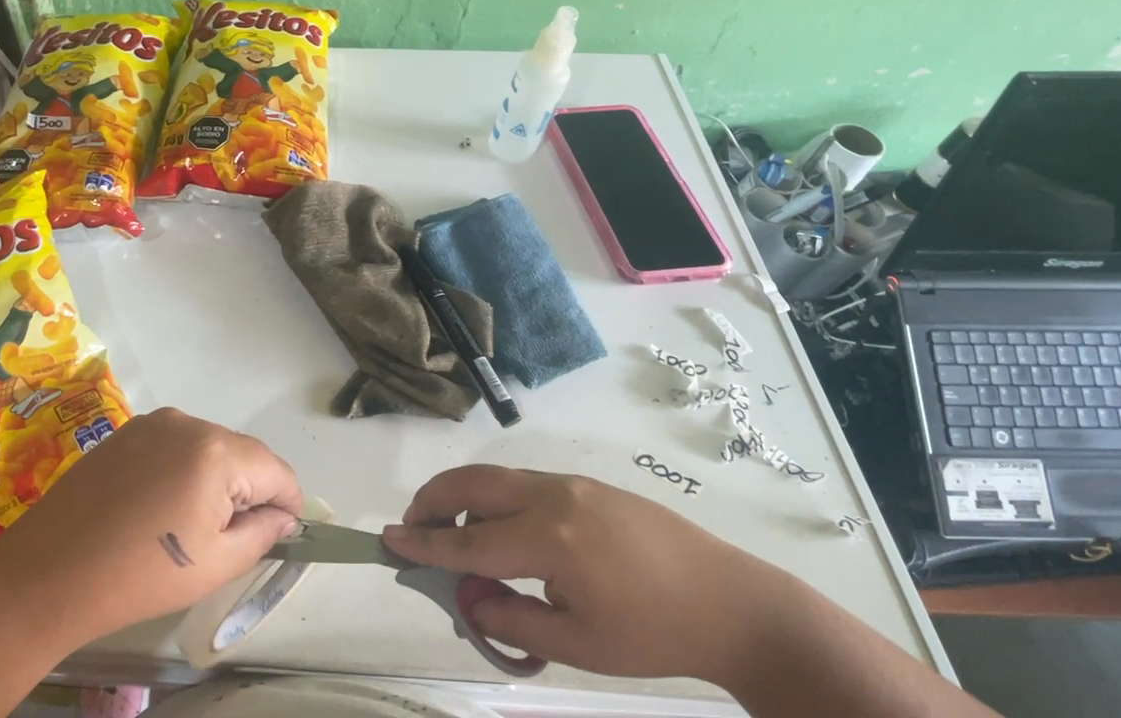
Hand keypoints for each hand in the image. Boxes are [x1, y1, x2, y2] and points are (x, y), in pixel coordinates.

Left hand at [0, 408, 302, 640]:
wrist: (51, 570)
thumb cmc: (140, 574)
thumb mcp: (216, 564)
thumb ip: (262, 533)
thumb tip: (283, 516)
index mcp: (216, 452)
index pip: (276, 470)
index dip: (287, 504)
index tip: (280, 536)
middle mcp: (187, 423)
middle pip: (242, 455)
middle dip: (249, 491)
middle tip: (228, 539)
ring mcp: (152, 423)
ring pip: (207, 448)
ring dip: (214, 479)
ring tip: (187, 527)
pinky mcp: (125, 433)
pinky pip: (174, 446)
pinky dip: (182, 470)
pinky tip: (159, 509)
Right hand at [382, 466, 806, 685]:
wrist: (734, 603)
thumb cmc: (654, 632)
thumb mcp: (578, 644)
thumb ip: (511, 619)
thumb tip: (468, 597)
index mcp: (547, 538)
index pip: (465, 541)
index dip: (422, 543)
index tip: (385, 539)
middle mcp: (552, 497)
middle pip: (470, 484)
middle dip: (432, 503)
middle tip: (413, 530)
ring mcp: (572, 484)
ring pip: (495, 477)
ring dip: (462, 498)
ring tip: (457, 536)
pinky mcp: (589, 484)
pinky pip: (523, 481)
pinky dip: (495, 498)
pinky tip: (507, 534)